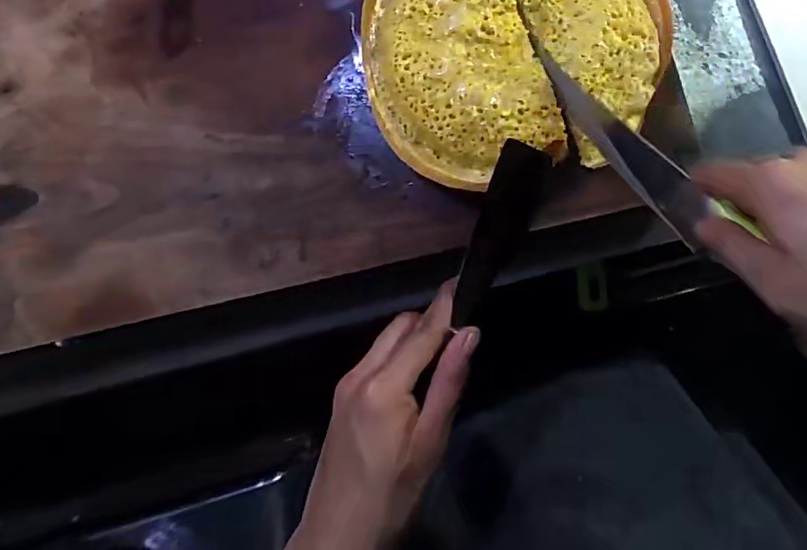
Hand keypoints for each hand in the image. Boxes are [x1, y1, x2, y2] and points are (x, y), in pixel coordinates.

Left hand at [287, 282, 477, 549]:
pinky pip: (377, 356)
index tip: (465, 281)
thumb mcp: (431, 441)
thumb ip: (450, 381)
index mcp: (382, 386)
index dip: (446, 305)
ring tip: (444, 353)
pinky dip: (400, 351)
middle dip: (431, 320)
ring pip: (387, 338)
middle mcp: (359, 375)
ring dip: (415, 335)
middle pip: (402, 325)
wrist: (336, 539)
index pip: (423, 331)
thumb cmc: (392, 493)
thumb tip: (470, 330)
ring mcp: (345, 385)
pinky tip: (416, 375)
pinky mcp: (341, 397)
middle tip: (462, 332)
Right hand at [693, 150, 806, 401]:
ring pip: (785, 205)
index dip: (694, 199)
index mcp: (774, 179)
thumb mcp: (781, 287)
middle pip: (750, 188)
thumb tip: (702, 221)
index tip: (695, 234)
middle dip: (747, 230)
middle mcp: (802, 163)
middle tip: (765, 285)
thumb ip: (731, 247)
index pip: (711, 173)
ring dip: (784, 244)